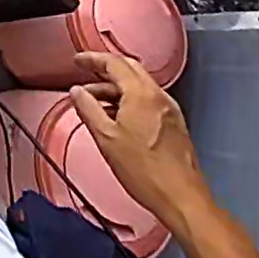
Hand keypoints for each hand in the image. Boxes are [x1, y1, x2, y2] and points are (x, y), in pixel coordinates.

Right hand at [69, 52, 210, 228]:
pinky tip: (117, 116)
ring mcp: (169, 109)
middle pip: (129, 68)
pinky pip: (148, 100)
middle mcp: (158, 95)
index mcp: (141, 93)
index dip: (92, 59)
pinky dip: (130, 99)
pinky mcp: (174, 124)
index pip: (114, 63)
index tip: (78, 61)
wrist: (182, 199)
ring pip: (138, 85)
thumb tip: (76, 92)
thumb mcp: (106, 138)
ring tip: (95, 101)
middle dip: (106, 68)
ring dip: (116, 87)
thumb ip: (88, 109)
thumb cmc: (144, 170)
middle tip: (87, 72)